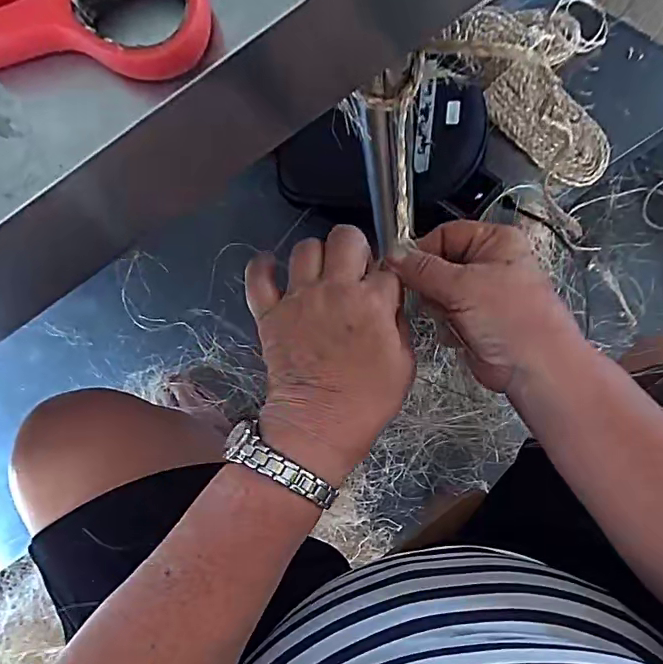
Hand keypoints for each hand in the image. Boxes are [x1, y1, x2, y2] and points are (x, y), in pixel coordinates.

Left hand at [246, 225, 413, 484]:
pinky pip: (258, 275)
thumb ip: (398, 324)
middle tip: (354, 271)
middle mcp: (336, 290)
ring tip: (319, 276)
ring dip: (316, 257)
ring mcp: (299, 299)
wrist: (318, 425)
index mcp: (373, 303)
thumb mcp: (404, 364)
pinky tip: (273, 268)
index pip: (386, 267)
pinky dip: (263, 267)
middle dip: (354, 249)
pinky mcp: (270, 313)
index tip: (383, 290)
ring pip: (306, 248)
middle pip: (346, 238)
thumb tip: (388, 304)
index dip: (386, 277)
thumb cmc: (366, 402)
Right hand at [388, 220, 589, 393]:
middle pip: (439, 265)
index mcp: (495, 242)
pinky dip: (448, 327)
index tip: (404, 268)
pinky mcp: (476, 322)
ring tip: (457, 319)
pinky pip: (446, 318)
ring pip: (439, 294)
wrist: (532, 366)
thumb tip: (397, 257)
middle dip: (433, 286)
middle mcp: (490, 265)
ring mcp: (483, 295)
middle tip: (439, 298)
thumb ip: (424, 270)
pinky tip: (461, 334)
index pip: (445, 234)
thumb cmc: (515, 320)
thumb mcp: (462, 285)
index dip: (422, 251)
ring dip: (441, 310)